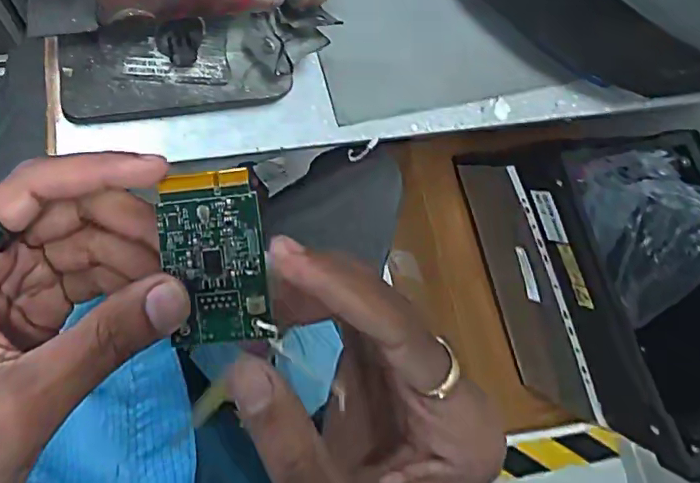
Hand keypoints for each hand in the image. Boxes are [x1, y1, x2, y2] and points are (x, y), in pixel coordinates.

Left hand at [0, 154, 191, 481]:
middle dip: (122, 220)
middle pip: (64, 210)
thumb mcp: (27, 395)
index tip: (152, 170)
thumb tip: (174, 294)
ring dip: (129, 252)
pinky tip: (151, 290)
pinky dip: (122, 281)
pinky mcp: (36, 304)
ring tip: (172, 268)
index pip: (32, 189)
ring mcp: (14, 278)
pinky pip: (87, 275)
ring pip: (82, 240)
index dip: (94, 171)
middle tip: (175, 237)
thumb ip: (105, 340)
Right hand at [225, 236, 503, 482]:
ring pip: (365, 304)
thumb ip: (292, 444)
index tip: (285, 256)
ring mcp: (418, 371)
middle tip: (263, 271)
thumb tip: (241, 367)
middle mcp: (446, 380)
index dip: (339, 286)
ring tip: (262, 292)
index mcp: (458, 420)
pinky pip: (352, 322)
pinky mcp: (388, 370)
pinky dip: (311, 310)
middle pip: (382, 305)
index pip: (398, 327)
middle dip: (318, 282)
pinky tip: (279, 311)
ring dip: (311, 290)